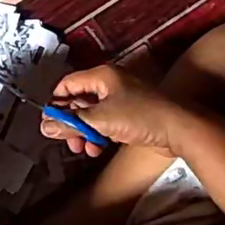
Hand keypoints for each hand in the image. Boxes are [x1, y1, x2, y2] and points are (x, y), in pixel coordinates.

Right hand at [41, 65, 187, 157]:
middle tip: (67, 140)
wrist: (180, 130)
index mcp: (102, 76)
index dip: (56, 102)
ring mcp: (122, 98)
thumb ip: (70, 122)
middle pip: (79, 100)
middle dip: (71, 121)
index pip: (67, 84)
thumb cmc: (139, 117)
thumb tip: (44, 125)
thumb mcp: (100, 120)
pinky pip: (106, 121)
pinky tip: (98, 148)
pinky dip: (98, 133)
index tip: (51, 122)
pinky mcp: (131, 114)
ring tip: (84, 147)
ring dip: (84, 131)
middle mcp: (110, 83)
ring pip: (92, 113)